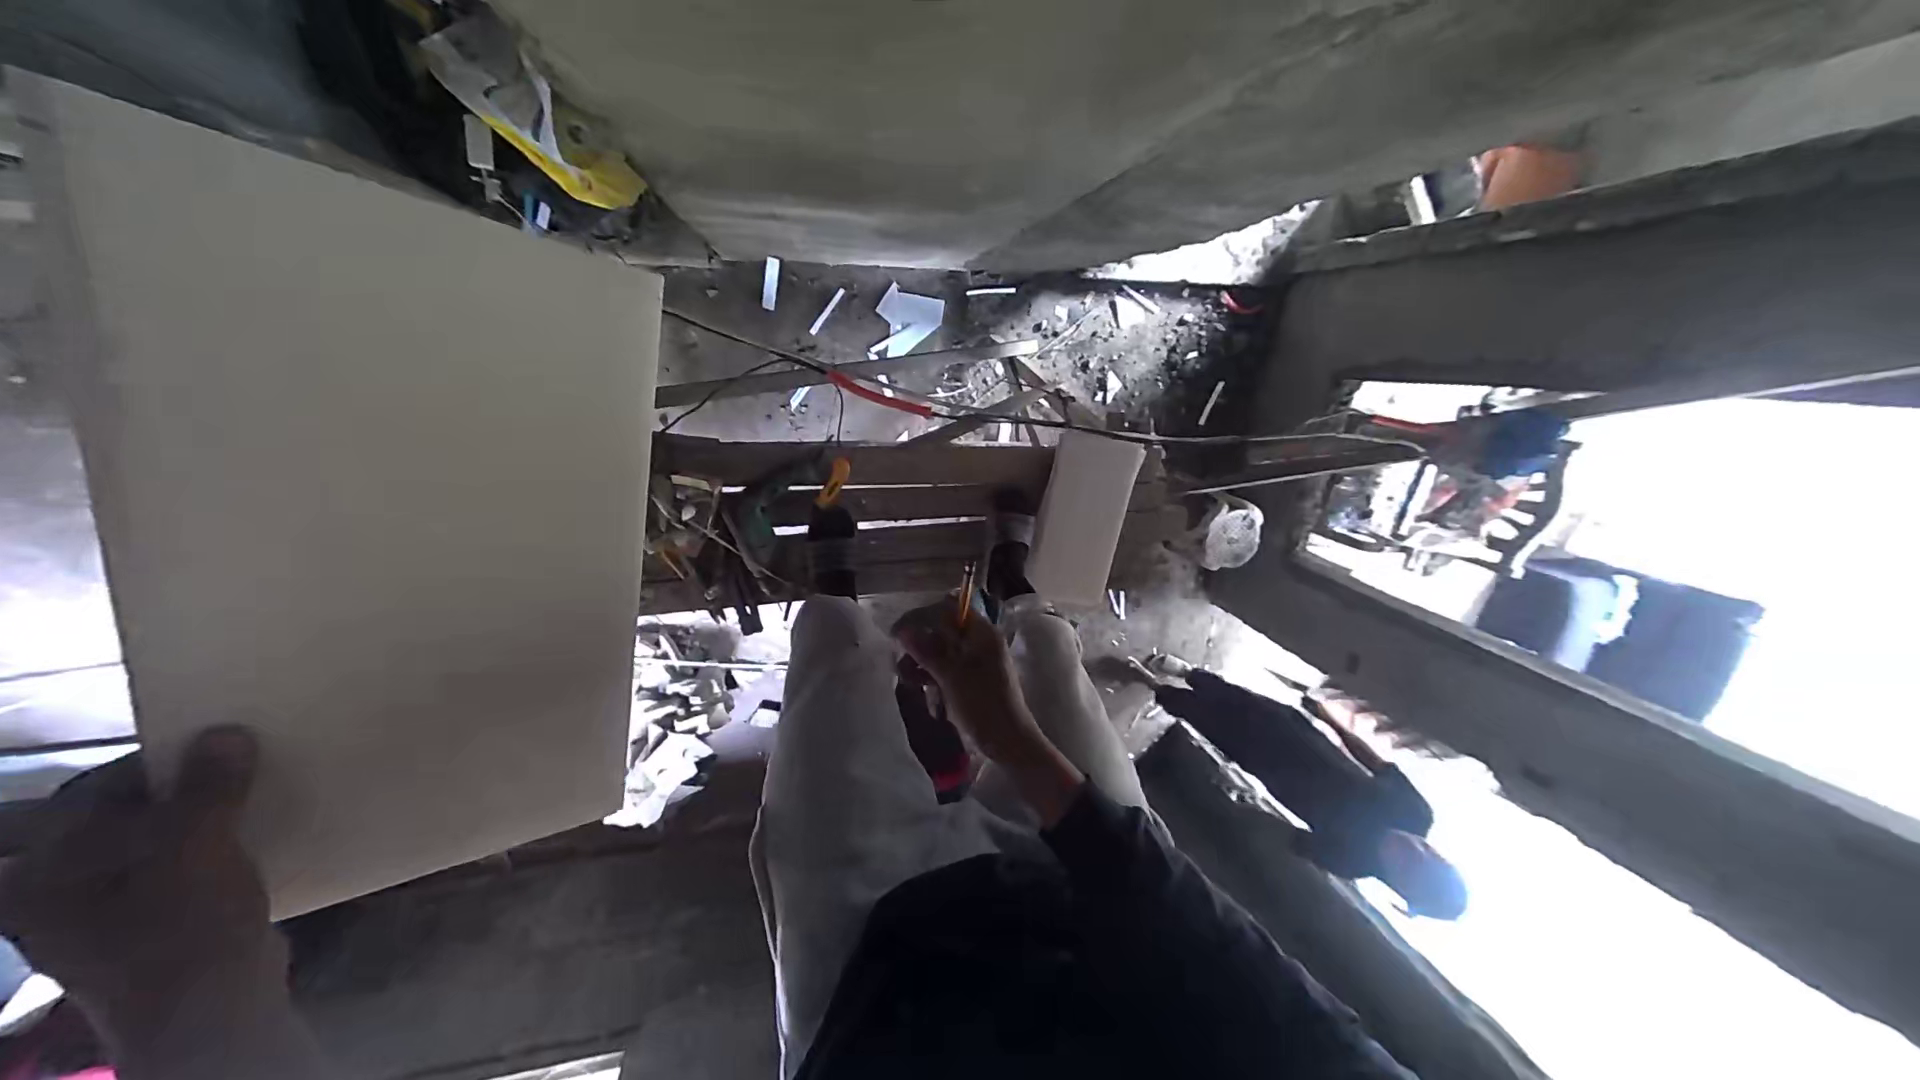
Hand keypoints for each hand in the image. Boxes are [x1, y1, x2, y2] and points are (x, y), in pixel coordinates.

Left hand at [0, 727, 322, 1077]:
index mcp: (49, 870)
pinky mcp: (158, 918)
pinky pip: (184, 862)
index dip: (160, 759)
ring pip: (162, 837)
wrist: (211, 1003)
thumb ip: (206, 788)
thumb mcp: (197, 847)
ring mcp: (111, 907)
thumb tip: (222, 732)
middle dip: (189, 785)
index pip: (96, 790)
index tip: (222, 740)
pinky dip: (217, 843)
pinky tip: (254, 836)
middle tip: (247, 763)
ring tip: (259, 793)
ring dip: (210, 812)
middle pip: (130, 812)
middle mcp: (65, 887)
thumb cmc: (184, 924)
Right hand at [892, 601, 1039, 762]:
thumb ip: (926, 652)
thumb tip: (902, 630)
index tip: (899, 633)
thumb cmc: (983, 705)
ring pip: (943, 653)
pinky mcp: (972, 681)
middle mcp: (981, 643)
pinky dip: (933, 677)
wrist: (1008, 743)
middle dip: (920, 645)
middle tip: (900, 661)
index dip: (923, 617)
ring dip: (923, 664)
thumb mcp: (950, 677)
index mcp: (983, 634)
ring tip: (907, 679)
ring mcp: (977, 663)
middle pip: (943, 632)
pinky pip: (948, 670)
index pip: (950, 610)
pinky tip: (921, 690)